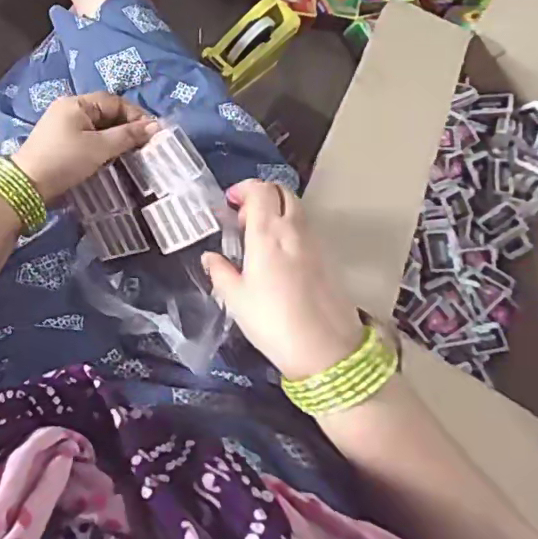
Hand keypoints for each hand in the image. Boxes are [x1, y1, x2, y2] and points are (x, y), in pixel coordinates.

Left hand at [12, 93, 158, 201]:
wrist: (28, 185)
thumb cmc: (64, 161)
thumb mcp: (99, 147)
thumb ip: (127, 136)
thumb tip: (156, 126)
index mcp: (76, 103)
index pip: (114, 102)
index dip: (135, 116)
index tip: (152, 134)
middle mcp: (69, 109)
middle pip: (106, 113)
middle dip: (126, 128)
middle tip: (144, 146)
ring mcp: (63, 126)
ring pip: (98, 128)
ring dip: (115, 139)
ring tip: (131, 154)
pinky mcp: (60, 143)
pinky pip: (88, 138)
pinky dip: (101, 146)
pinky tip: (111, 159)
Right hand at [202, 180, 366, 380]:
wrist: (325, 349)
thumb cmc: (272, 322)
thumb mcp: (236, 299)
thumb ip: (220, 271)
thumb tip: (210, 257)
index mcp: (268, 233)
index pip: (260, 190)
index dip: (243, 189)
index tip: (230, 204)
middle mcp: (294, 229)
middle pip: (282, 191)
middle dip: (261, 195)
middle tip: (243, 218)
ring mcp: (315, 241)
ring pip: (296, 208)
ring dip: (276, 211)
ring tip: (258, 237)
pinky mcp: (327, 257)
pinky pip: (305, 228)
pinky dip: (289, 228)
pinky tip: (277, 255)